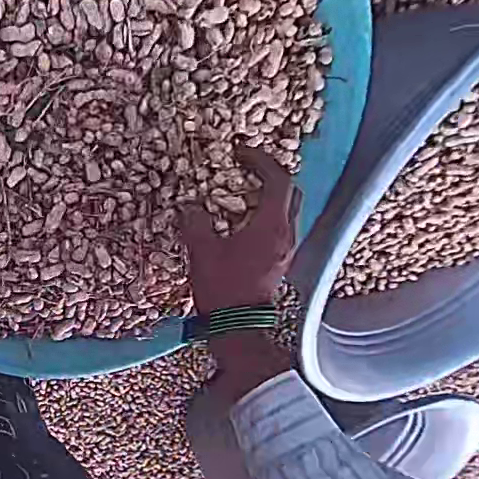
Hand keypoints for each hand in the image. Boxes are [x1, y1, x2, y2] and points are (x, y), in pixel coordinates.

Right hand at [178, 146, 301, 312]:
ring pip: (286, 211)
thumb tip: (189, 207)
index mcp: (271, 225)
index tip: (241, 154)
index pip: (277, 180)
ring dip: (268, 198)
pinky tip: (244, 224)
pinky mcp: (280, 262)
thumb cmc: (221, 286)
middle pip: (289, 193)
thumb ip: (196, 224)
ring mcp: (286, 249)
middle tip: (246, 171)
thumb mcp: (202, 251)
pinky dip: (265, 217)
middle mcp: (287, 234)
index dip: (261, 162)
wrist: (236, 324)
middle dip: (270, 177)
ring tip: (242, 196)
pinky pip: (279, 229)